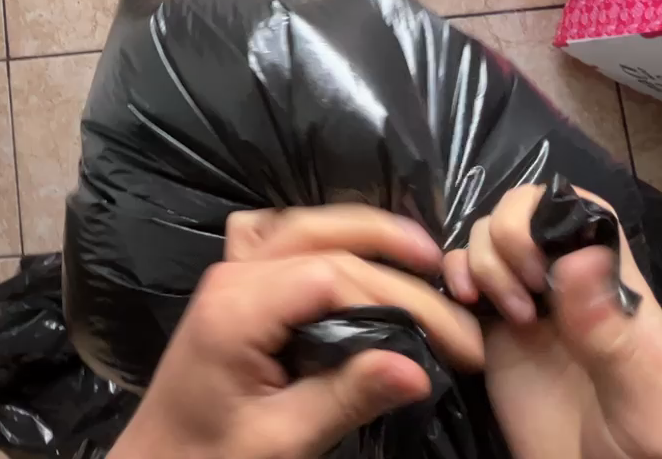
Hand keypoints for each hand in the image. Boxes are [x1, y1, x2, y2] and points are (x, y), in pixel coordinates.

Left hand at [108, 205, 484, 458]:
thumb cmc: (213, 458)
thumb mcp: (282, 440)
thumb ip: (347, 397)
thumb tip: (419, 368)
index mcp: (238, 307)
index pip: (327, 276)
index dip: (393, 295)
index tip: (448, 338)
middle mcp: (231, 274)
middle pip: (312, 234)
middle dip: (382, 244)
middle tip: (441, 266)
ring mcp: (227, 272)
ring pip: (294, 226)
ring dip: (353, 230)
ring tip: (411, 248)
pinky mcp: (230, 284)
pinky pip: (271, 236)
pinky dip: (312, 233)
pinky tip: (343, 248)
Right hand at [443, 184, 661, 458]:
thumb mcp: (646, 413)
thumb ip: (614, 339)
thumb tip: (581, 256)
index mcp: (616, 292)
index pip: (585, 210)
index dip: (551, 214)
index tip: (542, 263)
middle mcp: (567, 285)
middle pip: (523, 211)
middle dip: (507, 238)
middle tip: (522, 296)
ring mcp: (524, 302)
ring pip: (486, 235)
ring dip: (482, 261)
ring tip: (503, 315)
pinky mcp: (487, 324)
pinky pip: (457, 272)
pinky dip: (452, 275)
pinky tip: (464, 306)